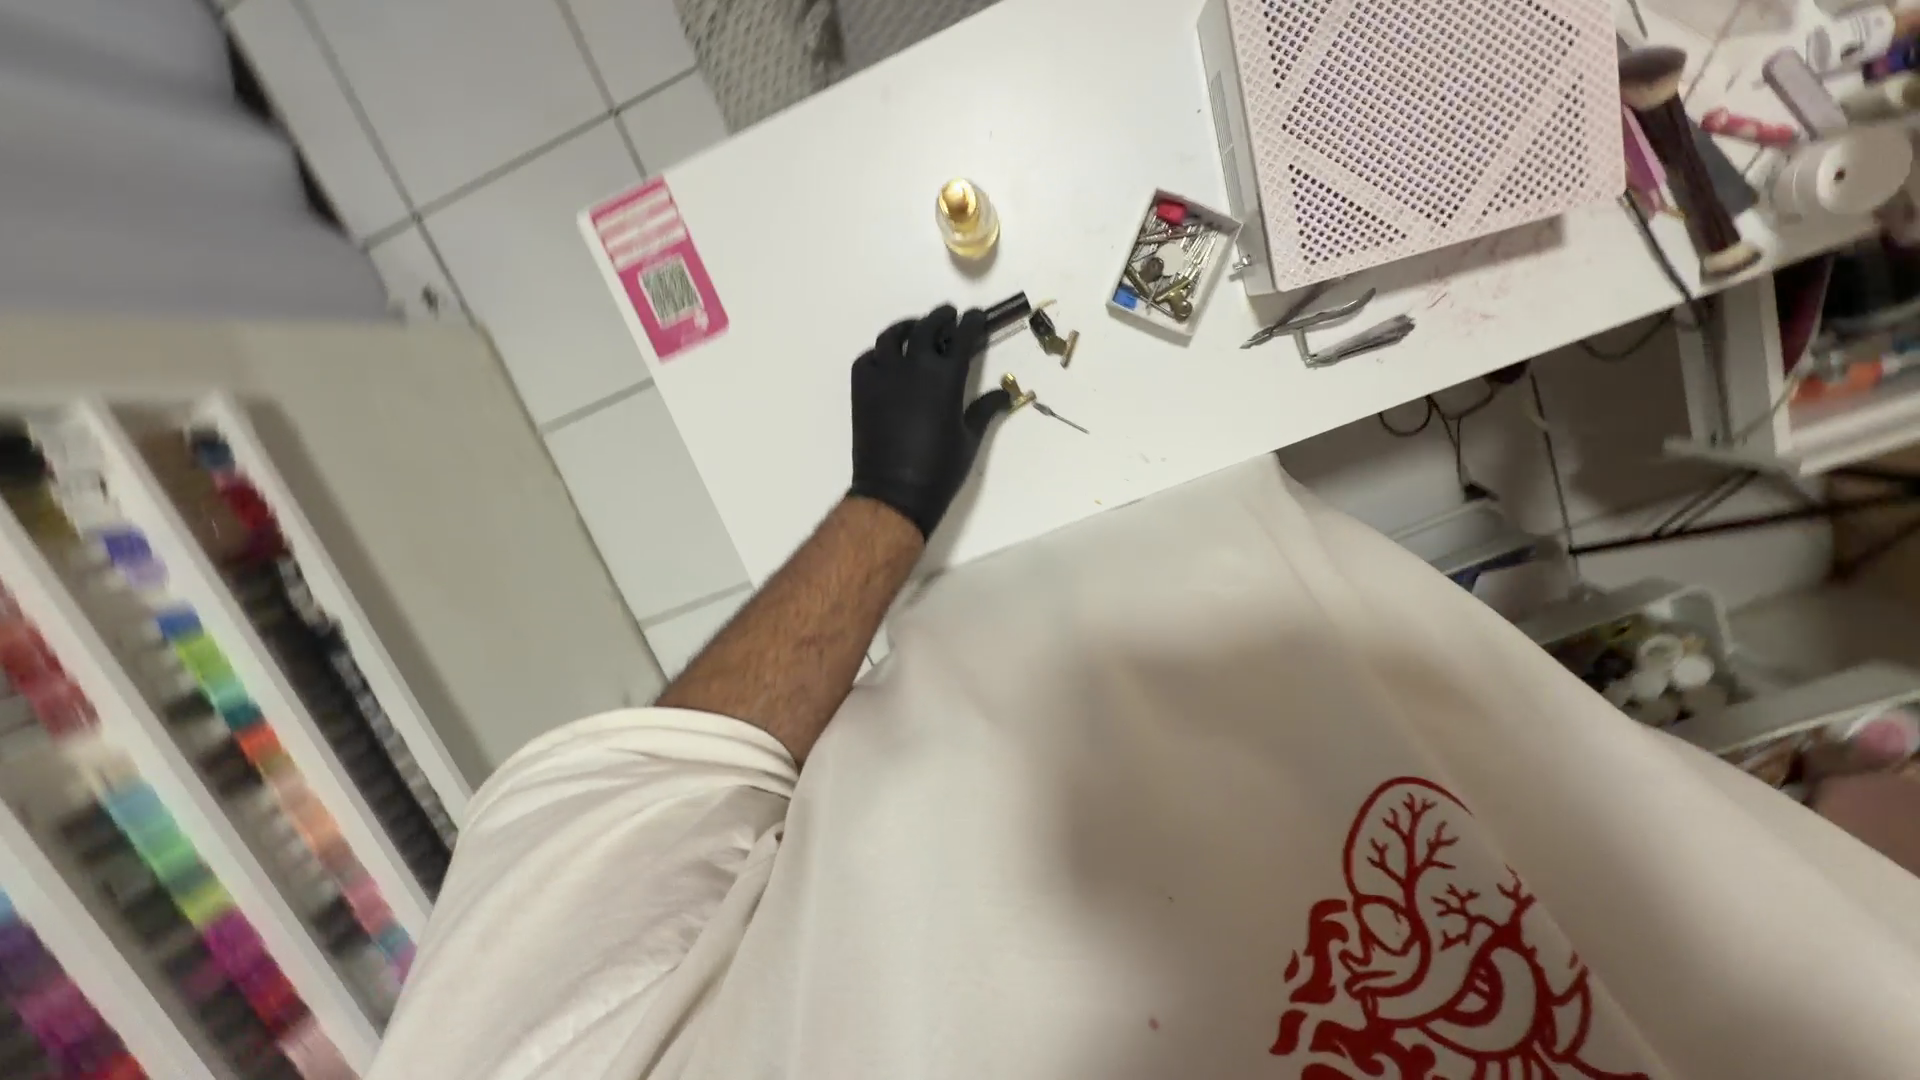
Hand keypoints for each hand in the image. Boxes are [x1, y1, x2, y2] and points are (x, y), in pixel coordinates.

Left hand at [847, 304, 1012, 537]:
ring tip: (915, 331)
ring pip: (893, 336)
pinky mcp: (862, 388)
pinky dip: (880, 354)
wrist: (895, 491)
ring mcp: (884, 374)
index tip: (977, 317)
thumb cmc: (940, 469)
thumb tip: (1004, 393)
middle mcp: (914, 366)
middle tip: (948, 318)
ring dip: (907, 328)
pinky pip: (868, 358)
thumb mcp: (970, 438)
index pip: (963, 335)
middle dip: (941, 318)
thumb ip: (985, 409)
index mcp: (946, 376)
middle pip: (927, 327)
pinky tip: (888, 360)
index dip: (973, 322)